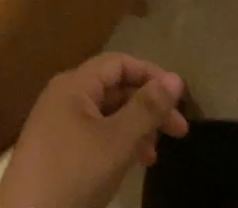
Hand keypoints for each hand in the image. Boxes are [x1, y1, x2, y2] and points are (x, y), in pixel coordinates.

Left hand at [0, 53, 189, 207]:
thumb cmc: (73, 173)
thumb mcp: (117, 141)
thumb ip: (146, 108)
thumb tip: (175, 78)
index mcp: (74, 84)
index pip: (119, 63)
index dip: (151, 75)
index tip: (180, 99)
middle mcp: (64, 96)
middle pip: (114, 88)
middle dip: (148, 107)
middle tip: (180, 132)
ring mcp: (58, 123)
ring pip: (106, 114)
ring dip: (135, 128)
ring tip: (154, 154)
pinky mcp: (57, 150)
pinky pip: (94, 134)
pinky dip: (117, 143)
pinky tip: (133, 163)